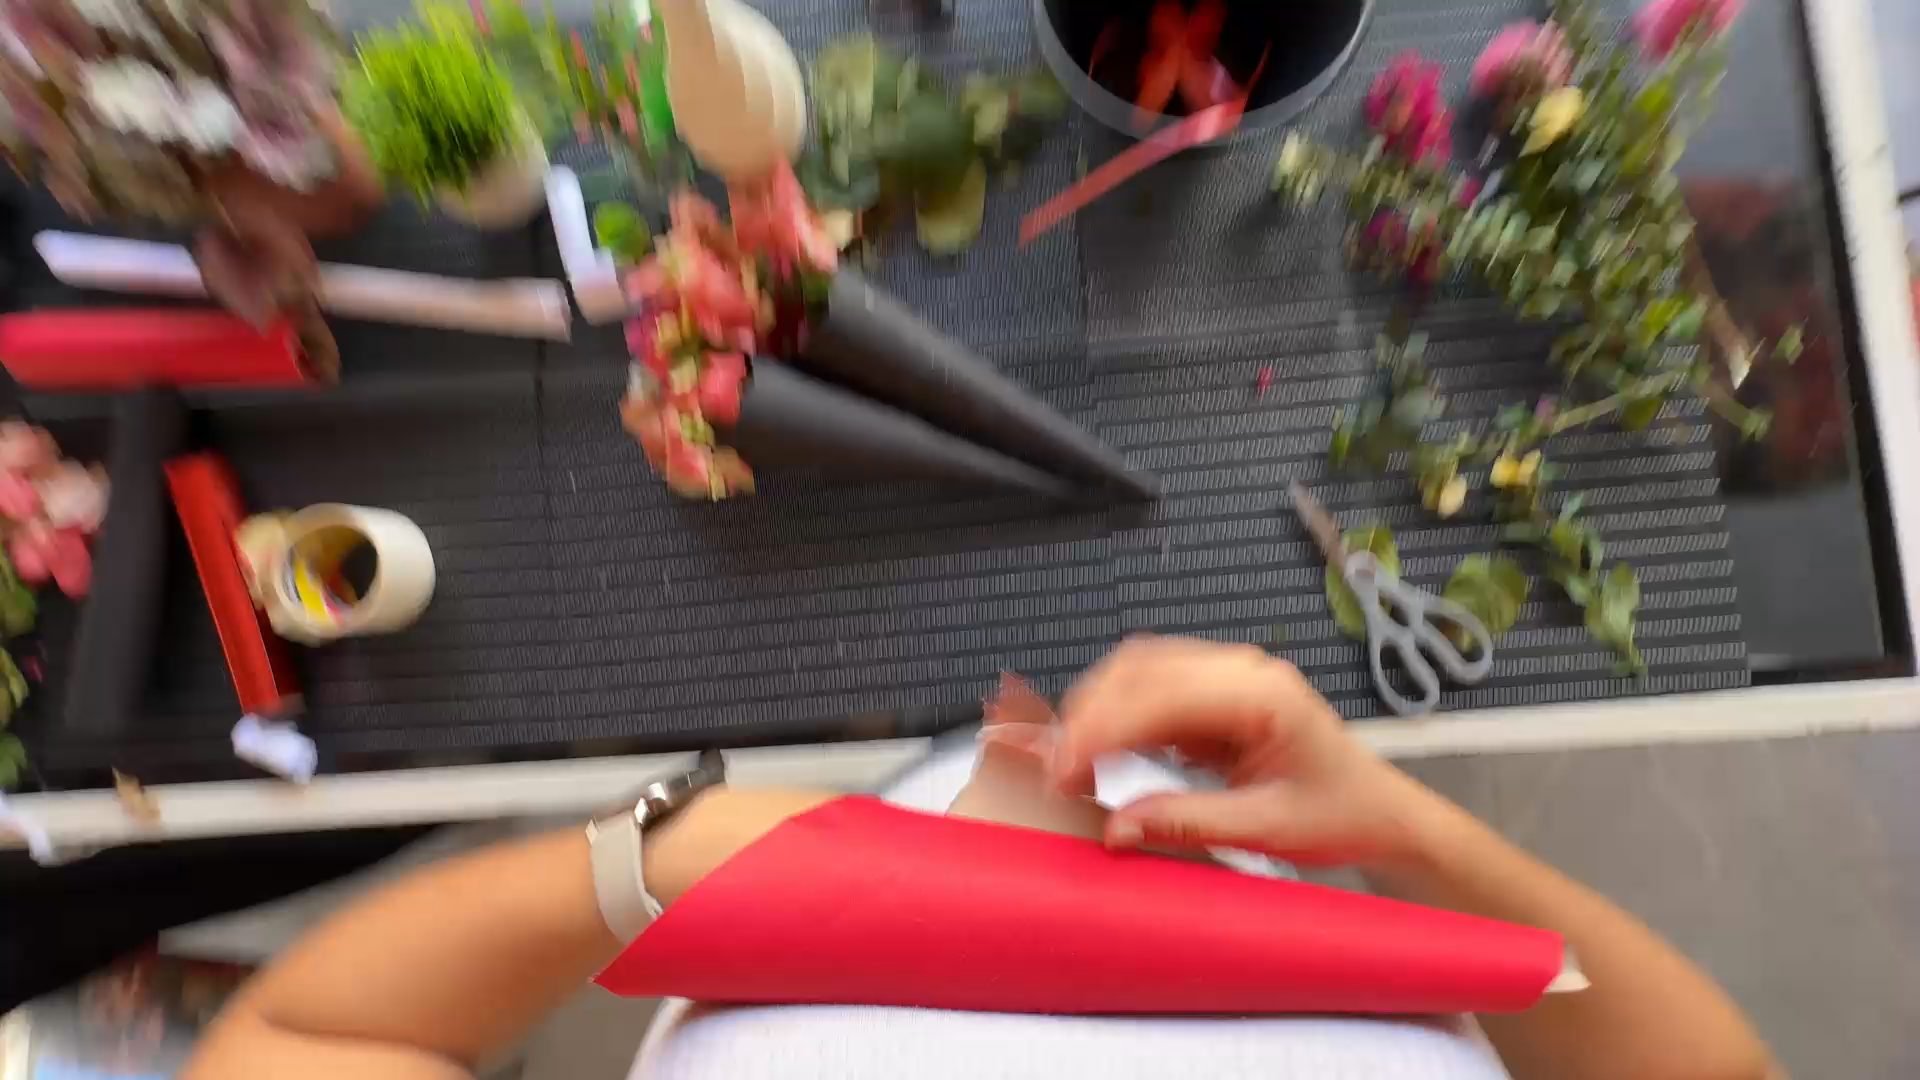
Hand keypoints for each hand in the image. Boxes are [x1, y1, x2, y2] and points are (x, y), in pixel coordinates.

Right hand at [1049, 637, 1447, 868]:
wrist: (1381, 809)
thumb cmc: (1341, 814)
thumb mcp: (1269, 829)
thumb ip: (1188, 822)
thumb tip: (1116, 828)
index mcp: (1262, 694)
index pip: (1161, 695)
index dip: (1102, 726)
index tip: (1062, 767)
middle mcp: (1239, 668)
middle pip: (1140, 669)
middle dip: (1088, 713)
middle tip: (1054, 766)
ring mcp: (1223, 671)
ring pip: (1136, 669)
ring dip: (1095, 707)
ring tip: (1068, 756)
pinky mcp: (1210, 687)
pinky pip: (1148, 686)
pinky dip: (1114, 712)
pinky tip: (1099, 745)